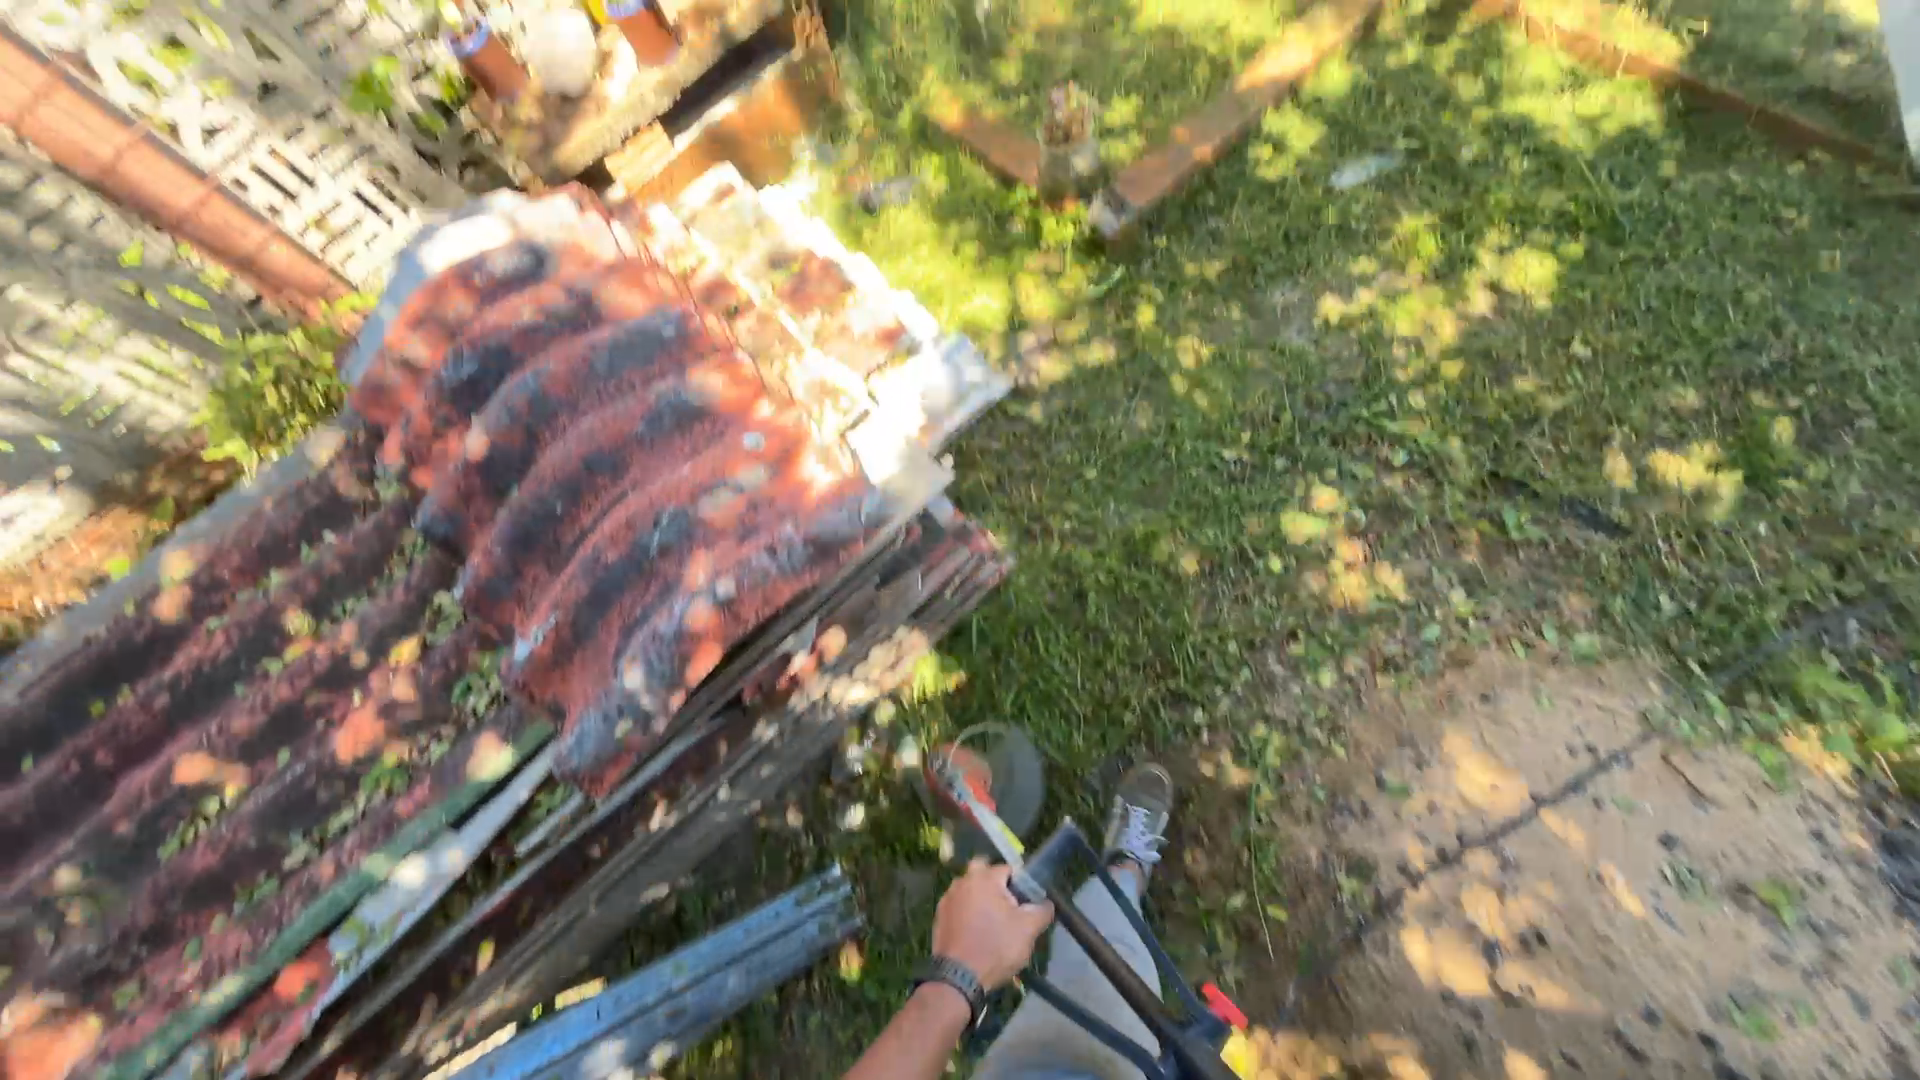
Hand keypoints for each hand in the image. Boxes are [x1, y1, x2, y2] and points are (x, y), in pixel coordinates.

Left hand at [930, 859, 1054, 988]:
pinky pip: (958, 906)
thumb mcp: (1028, 930)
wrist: (958, 977)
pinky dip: (966, 914)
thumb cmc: (996, 947)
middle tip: (1006, 910)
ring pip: (969, 889)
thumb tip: (1046, 903)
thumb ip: (1041, 911)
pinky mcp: (939, 915)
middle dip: (995, 886)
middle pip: (983, 873)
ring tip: (991, 925)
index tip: (1024, 905)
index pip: (1008, 870)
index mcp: (985, 877)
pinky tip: (974, 934)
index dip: (1019, 886)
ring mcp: (948, 898)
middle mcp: (963, 880)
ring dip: (979, 899)